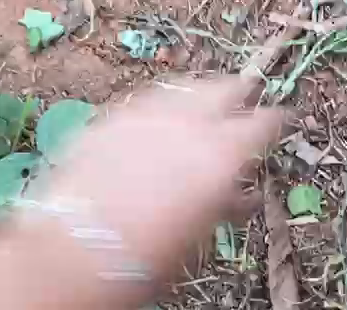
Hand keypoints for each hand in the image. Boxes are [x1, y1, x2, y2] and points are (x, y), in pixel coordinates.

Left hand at [0, 77, 282, 309]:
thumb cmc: (141, 261)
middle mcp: (193, 120)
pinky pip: (151, 96)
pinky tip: (162, 115)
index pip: (265, 122)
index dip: (277, 120)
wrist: (64, 257)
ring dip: (204, 92)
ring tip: (206, 102)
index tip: (281, 121)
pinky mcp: (116, 112)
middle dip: (242, 92)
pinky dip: (165, 103)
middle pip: (230, 87)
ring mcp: (152, 109)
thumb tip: (243, 195)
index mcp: (223, 152)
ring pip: (190, 84)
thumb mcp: (198, 236)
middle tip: (247, 98)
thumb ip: (225, 203)